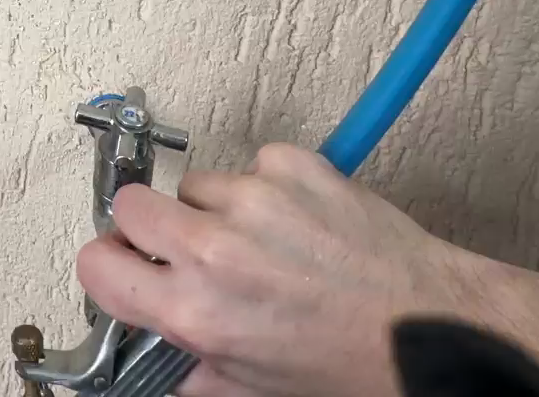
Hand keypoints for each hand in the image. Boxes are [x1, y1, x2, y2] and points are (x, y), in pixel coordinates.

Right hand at [76, 144, 484, 396]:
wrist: (440, 329)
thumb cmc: (359, 368)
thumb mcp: (264, 387)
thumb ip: (199, 372)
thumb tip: (165, 365)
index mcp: (199, 313)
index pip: (98, 265)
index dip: (107, 266)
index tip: (121, 266)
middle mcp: (214, 249)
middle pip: (130, 203)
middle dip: (149, 224)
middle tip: (185, 245)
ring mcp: (252, 198)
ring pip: (195, 183)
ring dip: (215, 208)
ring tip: (264, 241)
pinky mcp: (288, 164)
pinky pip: (250, 165)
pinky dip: (267, 188)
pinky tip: (299, 220)